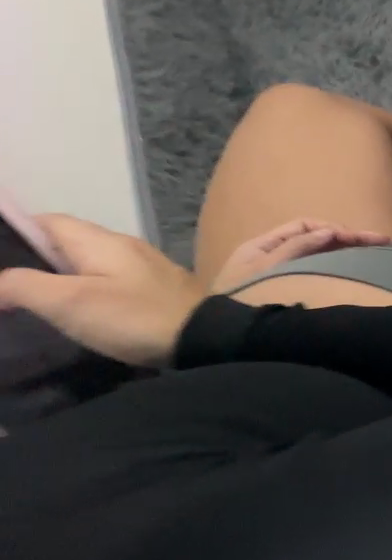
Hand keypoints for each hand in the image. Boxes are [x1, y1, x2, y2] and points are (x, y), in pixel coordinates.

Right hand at [0, 215, 205, 367]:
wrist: (204, 337)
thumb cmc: (134, 316)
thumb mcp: (68, 300)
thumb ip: (23, 284)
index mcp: (103, 241)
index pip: (48, 221)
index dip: (13, 232)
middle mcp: (125, 247)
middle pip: (65, 242)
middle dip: (29, 258)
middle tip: (2, 284)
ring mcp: (143, 267)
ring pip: (85, 262)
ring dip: (54, 275)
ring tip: (21, 297)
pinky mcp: (153, 288)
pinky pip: (106, 279)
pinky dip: (80, 288)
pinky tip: (67, 308)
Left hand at [209, 219, 390, 292]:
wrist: (222, 336)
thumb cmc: (239, 297)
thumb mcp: (264, 269)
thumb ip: (294, 249)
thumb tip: (329, 232)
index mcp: (263, 246)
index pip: (303, 226)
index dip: (332, 227)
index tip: (358, 238)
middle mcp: (274, 254)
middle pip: (317, 237)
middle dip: (349, 236)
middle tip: (382, 240)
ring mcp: (284, 271)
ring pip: (322, 252)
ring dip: (349, 249)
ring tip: (378, 251)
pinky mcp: (294, 286)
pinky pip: (321, 268)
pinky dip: (341, 263)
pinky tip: (359, 266)